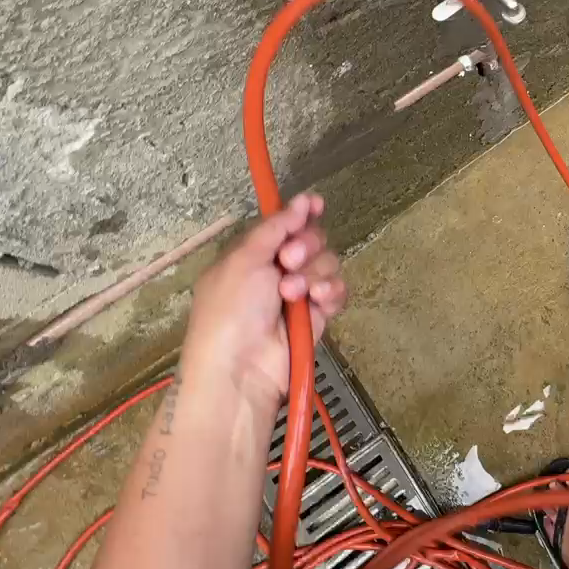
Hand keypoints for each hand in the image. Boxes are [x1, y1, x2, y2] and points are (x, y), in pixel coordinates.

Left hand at [181, 194, 346, 411]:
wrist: (242, 369)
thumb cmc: (231, 311)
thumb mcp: (244, 260)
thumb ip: (276, 227)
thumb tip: (305, 199)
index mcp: (252, 255)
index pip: (284, 225)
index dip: (302, 213)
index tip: (316, 204)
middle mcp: (276, 271)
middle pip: (311, 240)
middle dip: (305, 247)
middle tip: (288, 262)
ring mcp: (299, 294)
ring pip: (328, 263)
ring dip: (314, 274)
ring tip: (293, 294)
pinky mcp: (319, 315)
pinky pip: (337, 290)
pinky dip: (331, 292)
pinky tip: (318, 302)